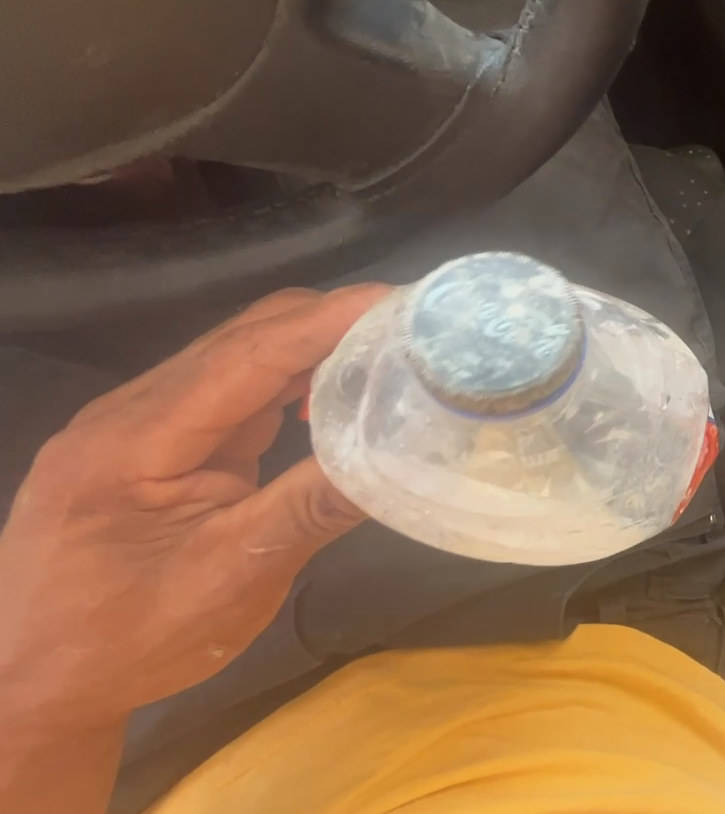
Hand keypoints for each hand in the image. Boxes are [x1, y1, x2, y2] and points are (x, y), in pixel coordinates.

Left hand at [0, 286, 387, 732]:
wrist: (34, 689)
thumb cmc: (128, 639)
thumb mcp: (236, 575)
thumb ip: (318, 502)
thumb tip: (408, 446)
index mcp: (132, 443)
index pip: (246, 357)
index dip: (328, 321)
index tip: (403, 299)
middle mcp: (132, 414)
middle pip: (247, 335)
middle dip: (335, 320)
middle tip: (421, 328)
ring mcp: (149, 424)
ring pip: (249, 352)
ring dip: (325, 343)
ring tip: (401, 350)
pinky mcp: (171, 440)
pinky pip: (247, 384)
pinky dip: (306, 375)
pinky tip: (350, 389)